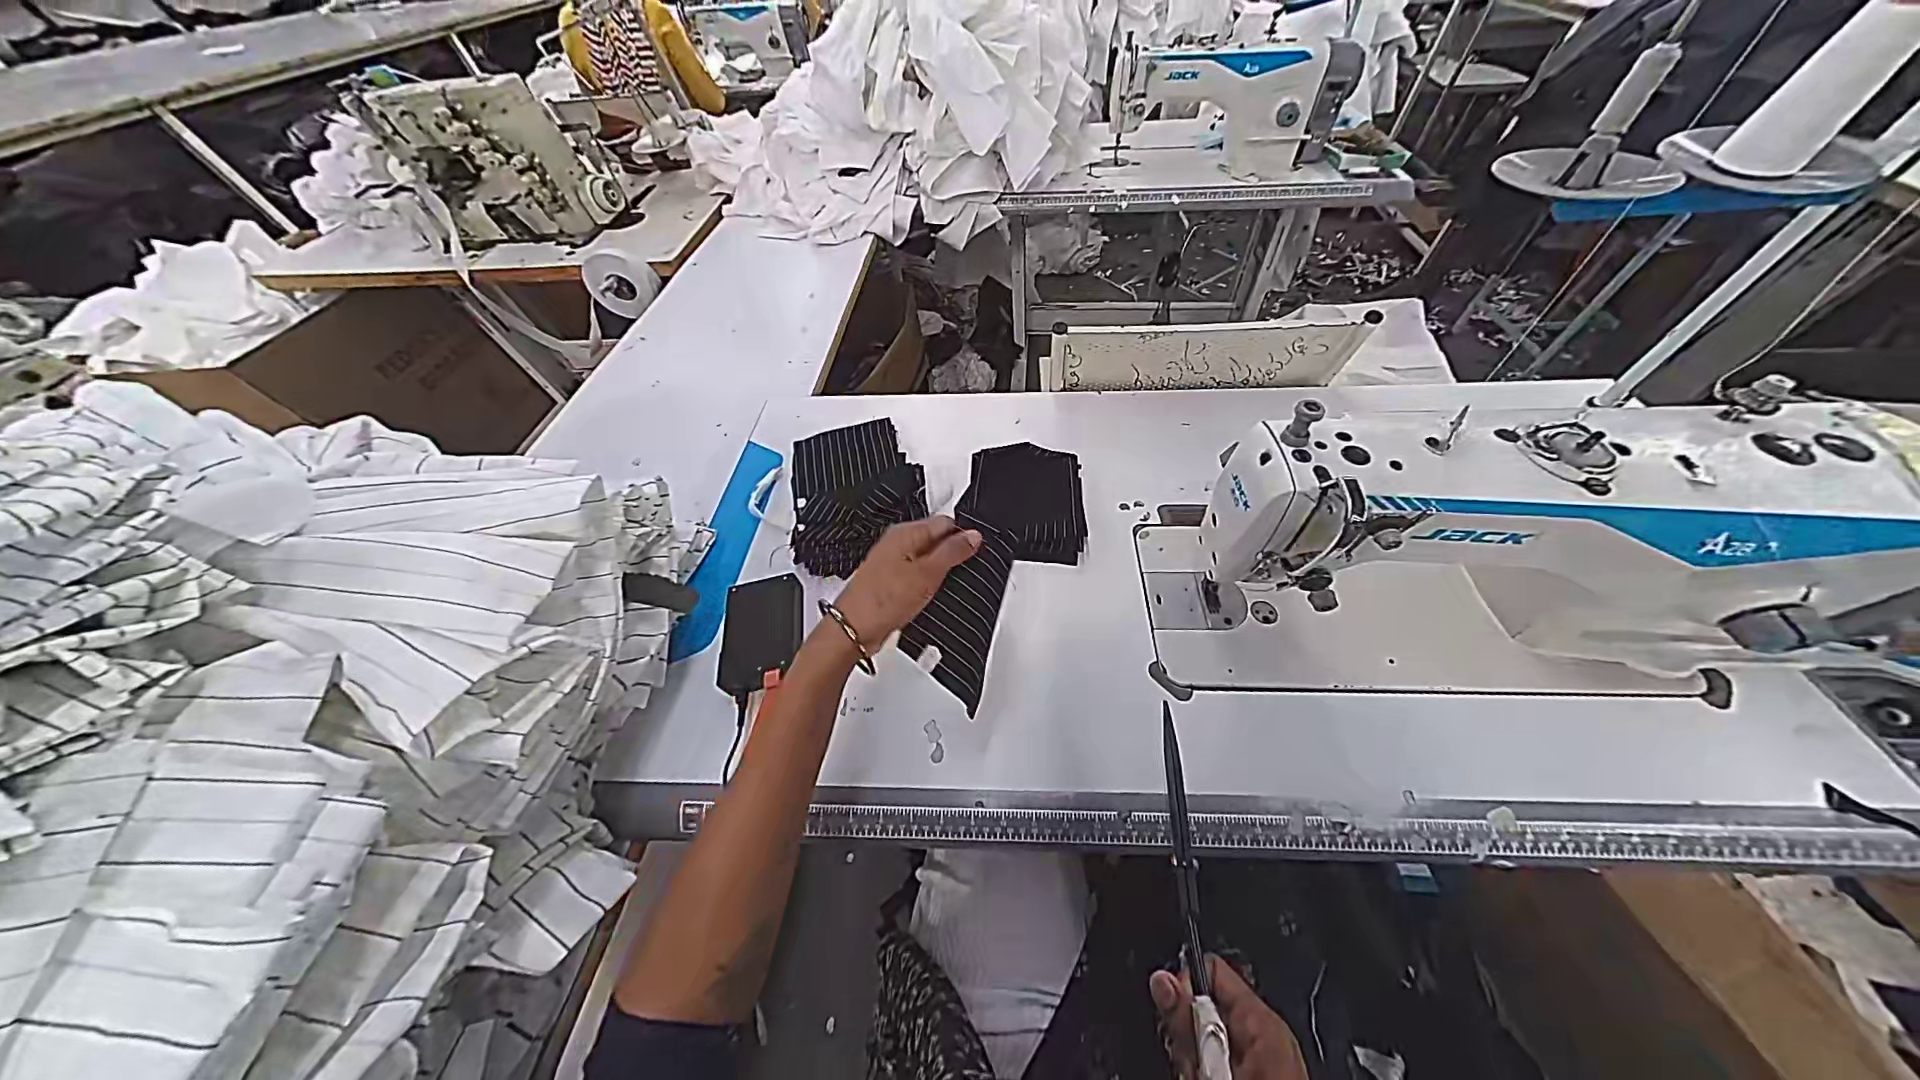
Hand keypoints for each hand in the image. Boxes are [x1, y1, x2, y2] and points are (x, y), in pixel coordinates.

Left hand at [832, 516, 981, 643]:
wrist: (854, 629)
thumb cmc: (881, 600)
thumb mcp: (928, 573)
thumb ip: (953, 551)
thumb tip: (973, 536)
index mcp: (905, 532)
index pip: (946, 522)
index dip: (963, 537)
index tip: (973, 552)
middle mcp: (897, 543)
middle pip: (936, 541)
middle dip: (951, 556)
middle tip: (958, 573)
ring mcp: (892, 563)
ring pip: (927, 561)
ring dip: (938, 574)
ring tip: (940, 588)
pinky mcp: (891, 582)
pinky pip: (917, 577)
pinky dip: (926, 586)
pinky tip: (927, 598)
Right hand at [1151, 955, 1308, 1079]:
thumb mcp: (1210, 1074)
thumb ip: (1186, 1025)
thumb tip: (1163, 978)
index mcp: (1264, 1024)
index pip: (1211, 970)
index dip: (1183, 987)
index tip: (1172, 1017)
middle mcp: (1271, 1038)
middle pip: (1210, 1006)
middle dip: (1188, 1031)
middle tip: (1189, 1067)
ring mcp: (1271, 1064)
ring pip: (1214, 1040)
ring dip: (1196, 1059)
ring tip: (1199, 1079)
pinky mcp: (1266, 1078)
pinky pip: (1227, 1064)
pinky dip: (1211, 1073)